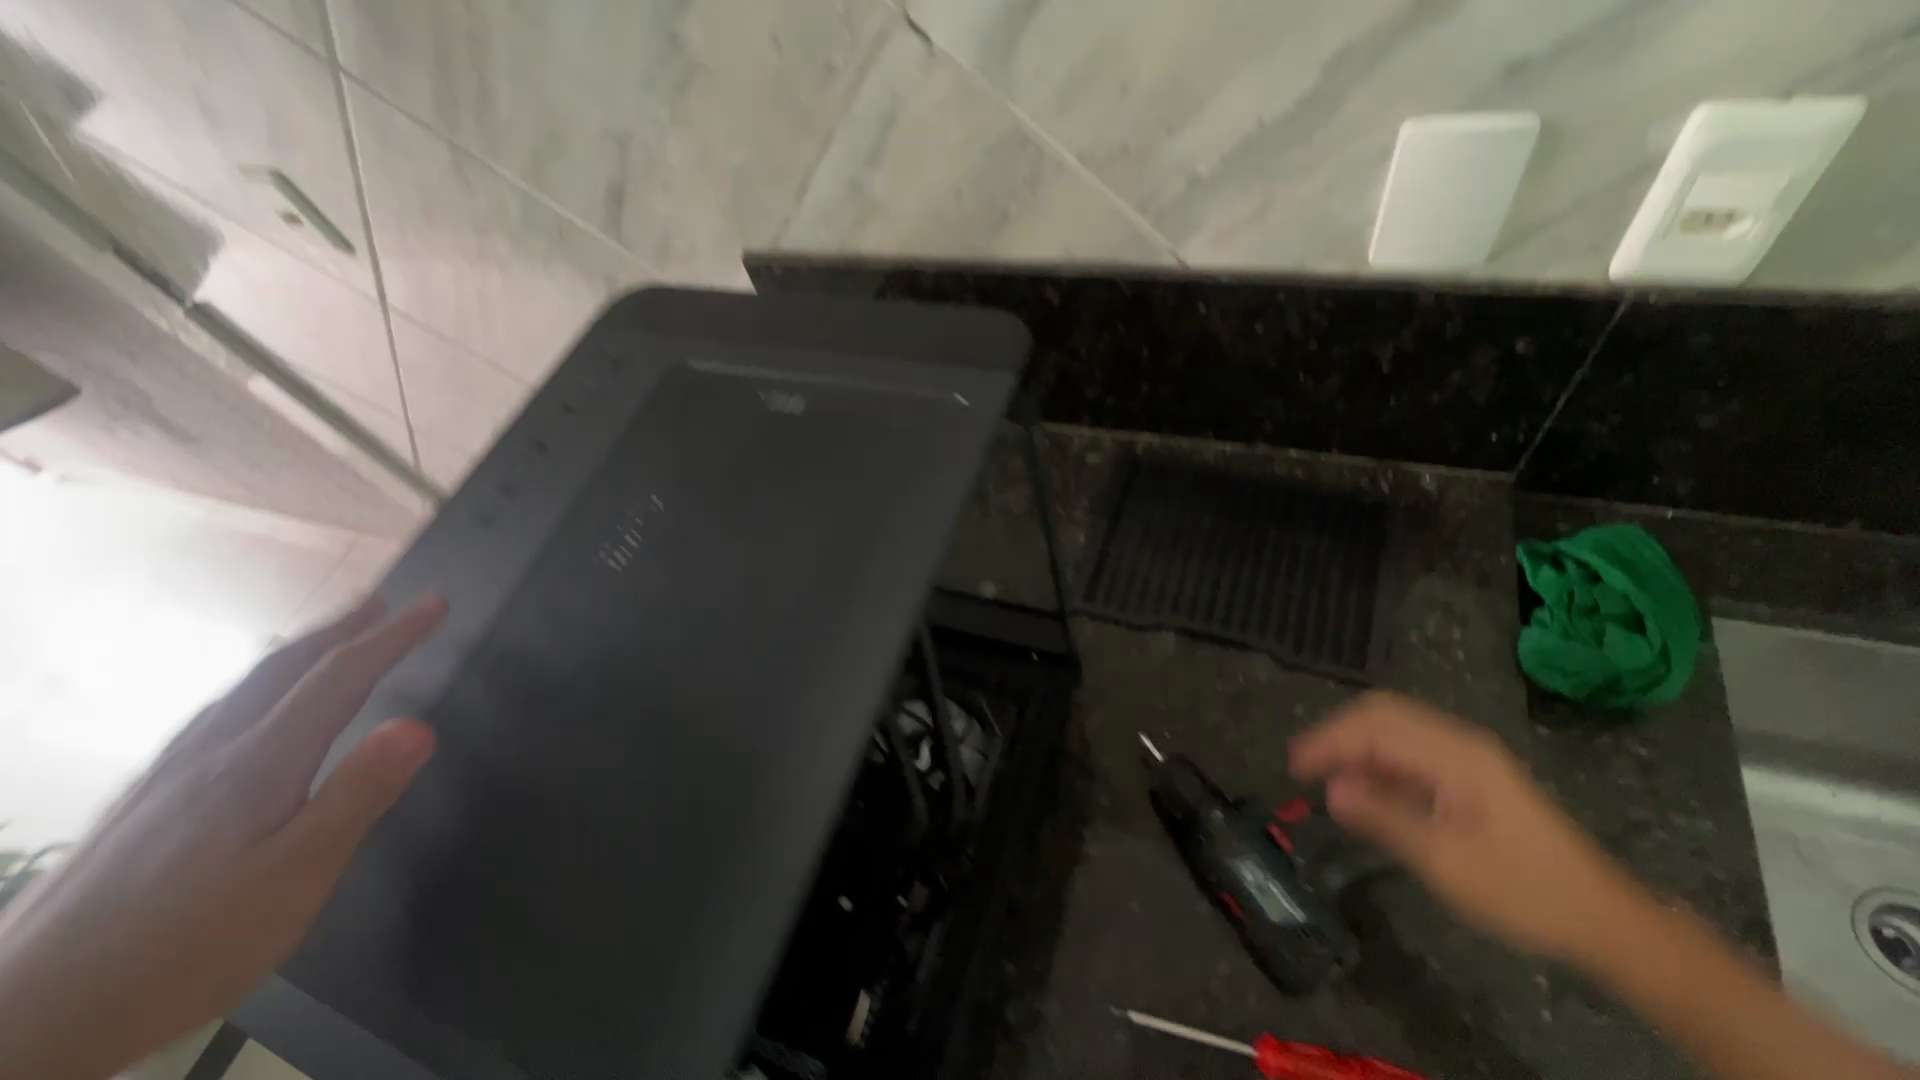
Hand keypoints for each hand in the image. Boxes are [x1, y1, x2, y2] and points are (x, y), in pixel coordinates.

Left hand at [0, 594, 445, 1079]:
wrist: (29, 1014)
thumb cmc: (186, 946)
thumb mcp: (296, 875)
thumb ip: (357, 795)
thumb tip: (420, 724)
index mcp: (257, 764)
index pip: (337, 680)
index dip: (391, 637)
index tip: (434, 603)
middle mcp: (208, 754)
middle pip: (280, 672)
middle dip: (338, 631)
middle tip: (380, 601)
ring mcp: (163, 779)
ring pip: (238, 693)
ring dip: (293, 655)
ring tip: (324, 642)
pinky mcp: (138, 809)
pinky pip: (209, 720)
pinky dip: (250, 692)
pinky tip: (240, 716)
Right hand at [1290, 691, 1645, 962]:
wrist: (1603, 919)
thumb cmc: (1524, 892)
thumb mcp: (1446, 862)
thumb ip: (1385, 819)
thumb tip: (1331, 790)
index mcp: (1457, 756)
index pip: (1377, 726)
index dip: (1330, 740)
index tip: (1293, 768)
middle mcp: (1461, 744)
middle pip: (1385, 714)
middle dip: (1337, 734)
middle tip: (1302, 767)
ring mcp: (1468, 759)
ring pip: (1397, 730)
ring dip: (1356, 746)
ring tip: (1322, 777)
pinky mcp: (1471, 779)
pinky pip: (1412, 753)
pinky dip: (1378, 763)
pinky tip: (1362, 790)